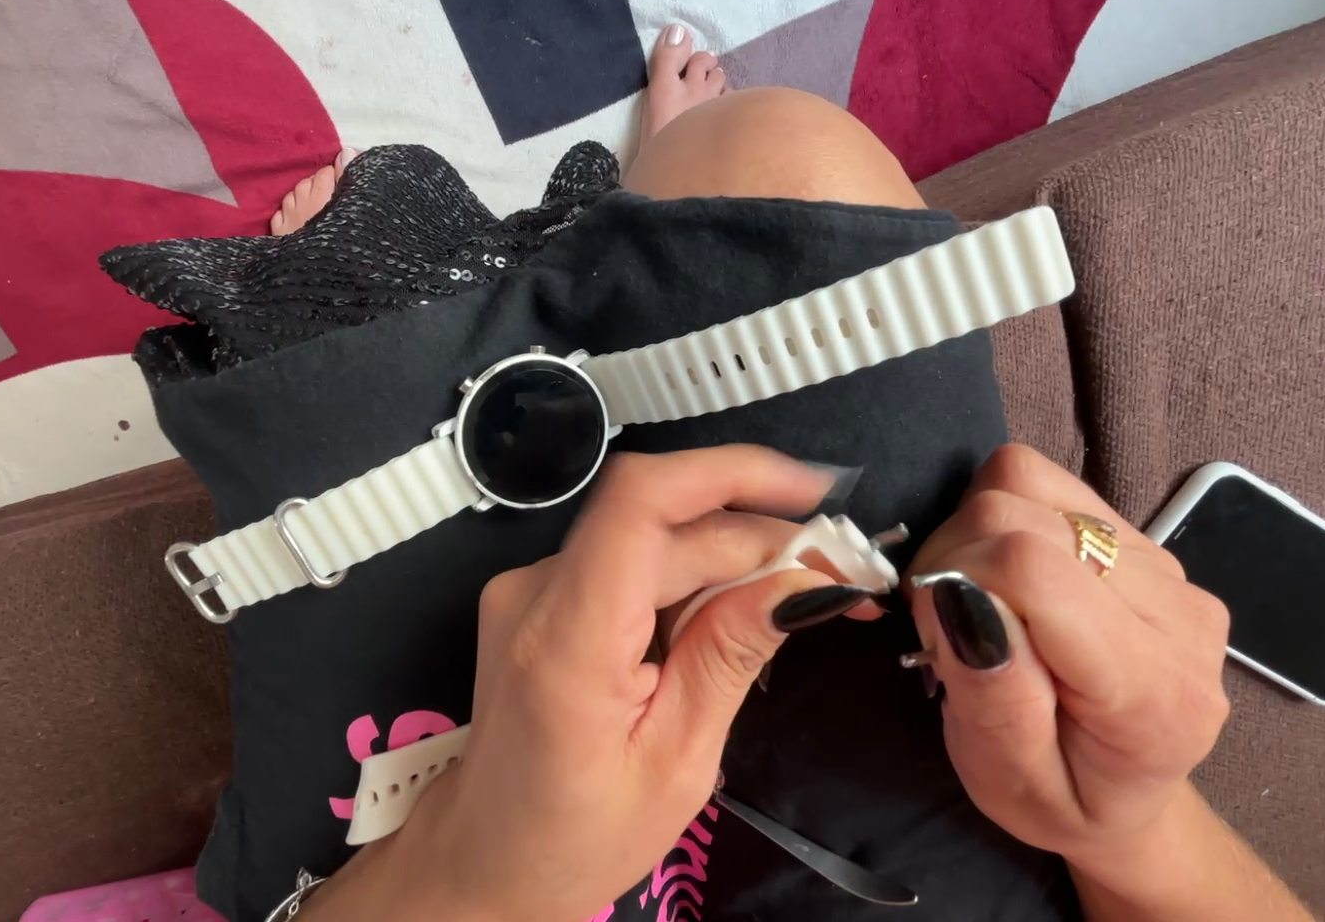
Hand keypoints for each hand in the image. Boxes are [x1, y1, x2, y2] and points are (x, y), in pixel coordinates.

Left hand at [311, 446, 843, 921]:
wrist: (485, 851)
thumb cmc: (577, 835)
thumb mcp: (677, 764)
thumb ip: (731, 655)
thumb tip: (802, 578)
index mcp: (566, 641)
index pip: (638, 505)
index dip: (728, 473)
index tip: (809, 491)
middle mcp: (536, 590)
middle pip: (664, 526)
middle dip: (761, 538)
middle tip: (839, 577)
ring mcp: (531, 583)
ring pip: (653, 537)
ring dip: (732, 554)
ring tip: (800, 592)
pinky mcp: (541, 589)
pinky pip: (630, 558)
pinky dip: (691, 574)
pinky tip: (733, 609)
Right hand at [906, 445, 1232, 878]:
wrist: (1128, 796)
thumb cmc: (1062, 797)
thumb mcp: (1009, 779)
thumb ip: (991, 695)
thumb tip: (953, 592)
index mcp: (1150, 687)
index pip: (1031, 567)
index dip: (954, 576)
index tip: (936, 626)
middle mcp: (1173, 609)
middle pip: (1017, 512)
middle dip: (951, 552)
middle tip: (946, 615)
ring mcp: (1161, 562)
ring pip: (1023, 480)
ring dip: (971, 527)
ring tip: (977, 589)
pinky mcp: (1138, 535)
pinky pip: (1038, 479)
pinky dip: (998, 509)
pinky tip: (1005, 567)